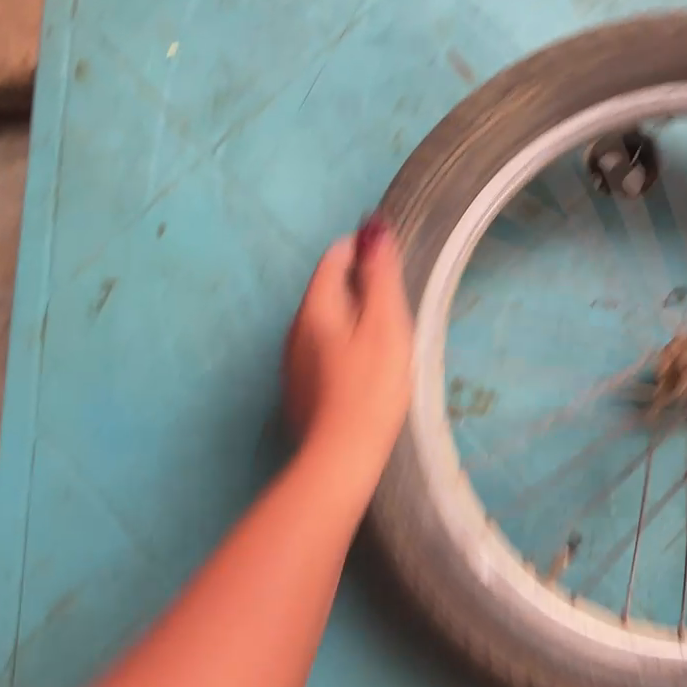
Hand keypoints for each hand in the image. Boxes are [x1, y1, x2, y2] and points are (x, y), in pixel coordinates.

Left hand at [283, 218, 413, 466]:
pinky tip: (363, 370)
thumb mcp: (385, 325)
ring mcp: (293, 360)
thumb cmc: (372, 386)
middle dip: (359, 286)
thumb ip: (380, 276)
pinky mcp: (299, 387)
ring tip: (383, 338)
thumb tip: (374, 231)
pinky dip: (342, 345)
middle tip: (394, 305)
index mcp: (317, 307)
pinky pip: (321, 349)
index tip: (390, 263)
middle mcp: (296, 328)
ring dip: (351, 317)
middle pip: (328, 289)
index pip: (334, 257)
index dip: (363, 250)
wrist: (343, 455)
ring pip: (324, 321)